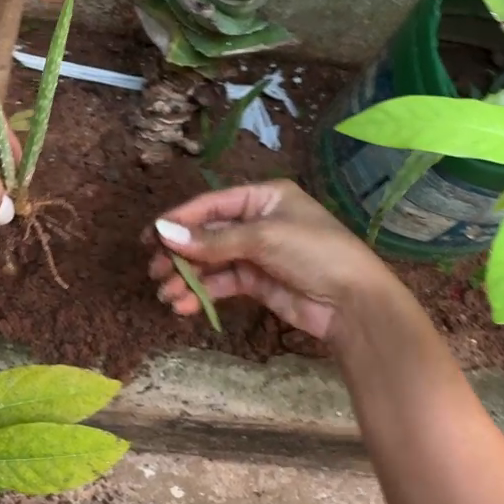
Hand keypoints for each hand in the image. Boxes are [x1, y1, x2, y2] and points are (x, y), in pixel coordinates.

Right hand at [148, 180, 403, 341]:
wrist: (353, 303)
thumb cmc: (314, 253)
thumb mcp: (262, 238)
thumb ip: (211, 240)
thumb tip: (162, 233)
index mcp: (263, 198)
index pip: (212, 205)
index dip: (180, 220)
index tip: (151, 237)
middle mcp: (257, 222)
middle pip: (207, 234)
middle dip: (180, 253)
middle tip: (154, 271)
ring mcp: (256, 253)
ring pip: (210, 261)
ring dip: (186, 277)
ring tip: (165, 293)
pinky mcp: (257, 282)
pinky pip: (221, 283)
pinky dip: (201, 293)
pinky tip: (183, 305)